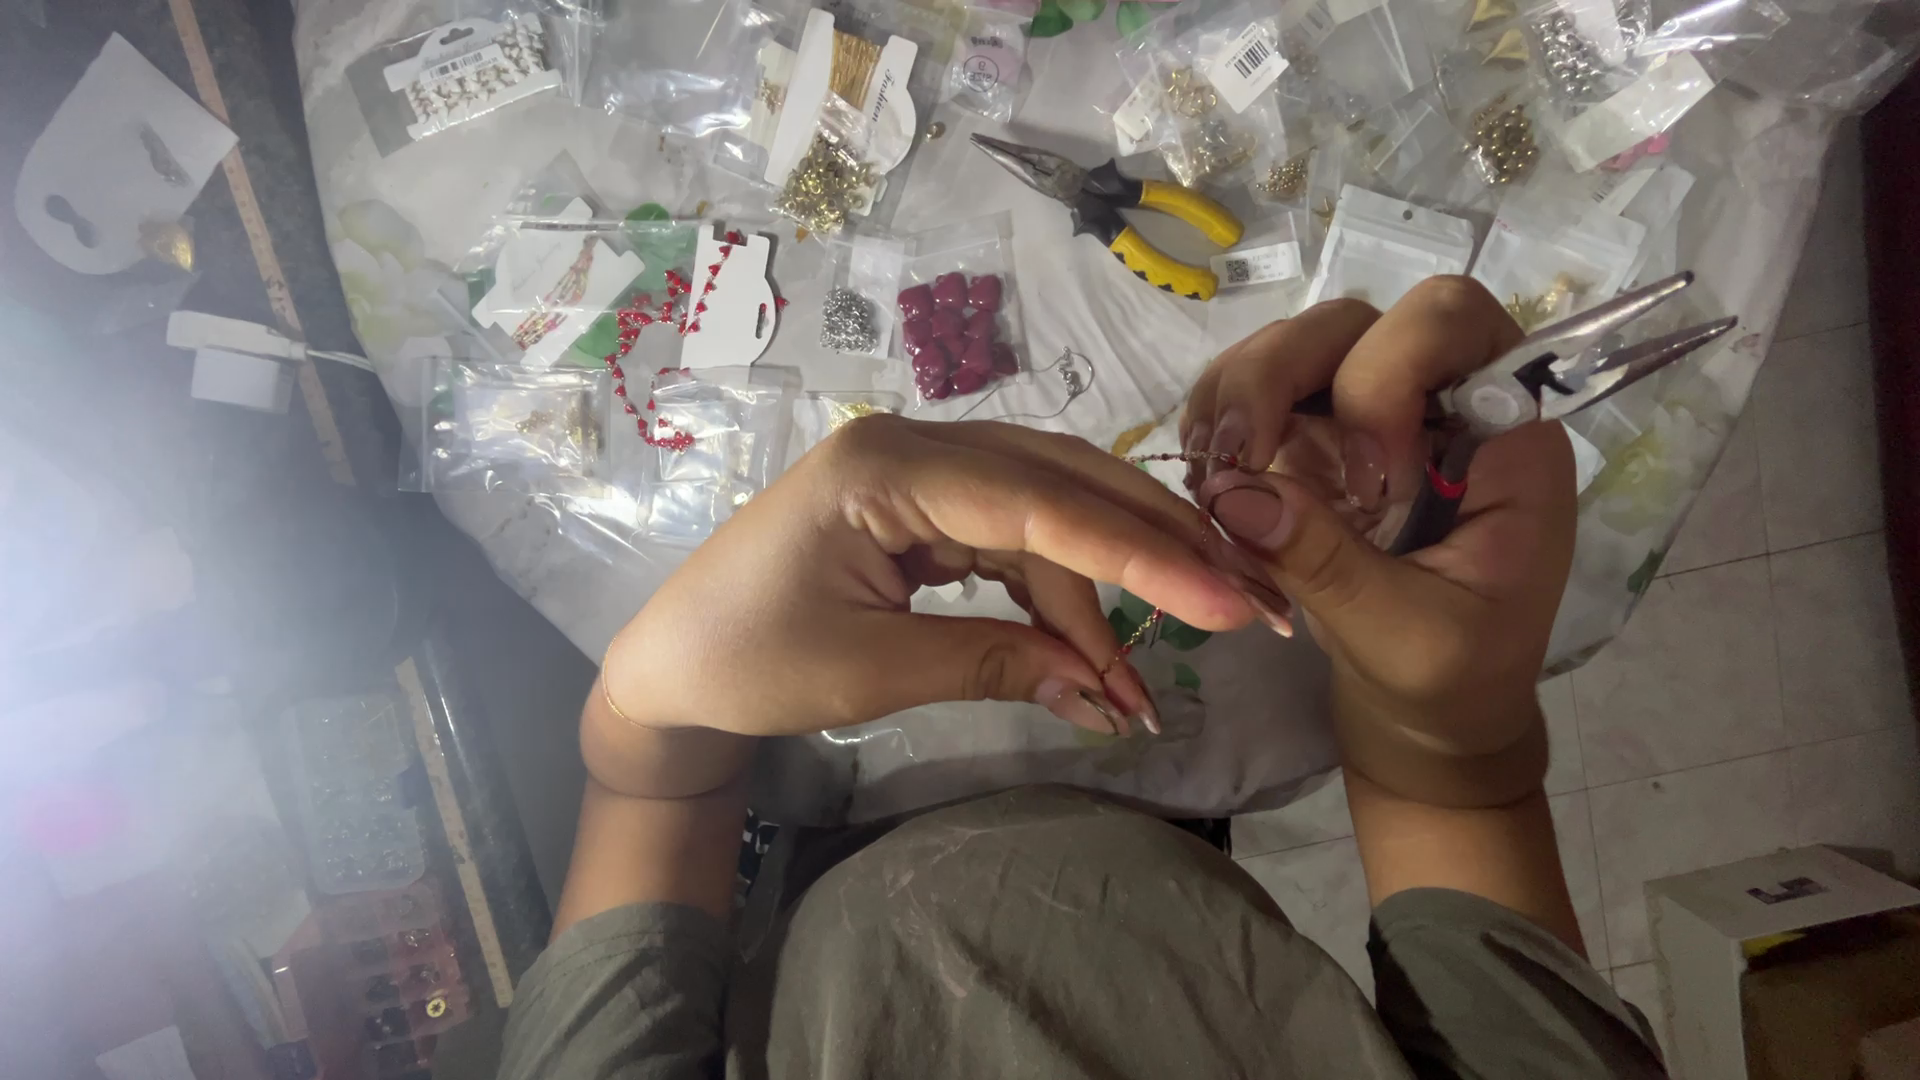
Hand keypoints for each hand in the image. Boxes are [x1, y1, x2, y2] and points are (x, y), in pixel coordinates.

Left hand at [593, 416, 1265, 795]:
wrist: (673, 666)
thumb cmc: (747, 663)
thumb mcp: (874, 670)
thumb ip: (996, 661)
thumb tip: (1102, 688)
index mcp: (886, 466)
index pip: (1038, 503)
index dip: (1138, 553)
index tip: (1224, 597)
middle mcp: (916, 447)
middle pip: (1062, 484)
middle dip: (1153, 548)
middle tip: (1241, 603)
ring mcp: (924, 474)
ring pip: (1049, 514)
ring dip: (1109, 587)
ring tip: (1157, 664)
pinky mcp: (927, 510)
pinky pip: (1017, 541)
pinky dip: (1061, 595)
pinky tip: (1094, 646)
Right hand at [1187, 278, 1576, 805]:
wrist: (1426, 705)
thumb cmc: (1449, 675)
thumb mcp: (1405, 633)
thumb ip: (1328, 562)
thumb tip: (1233, 491)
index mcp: (1498, 437)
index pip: (1450, 324)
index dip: (1387, 373)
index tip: (1361, 479)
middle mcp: (1427, 404)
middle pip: (1349, 322)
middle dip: (1277, 374)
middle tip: (1235, 455)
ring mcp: (1357, 420)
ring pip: (1290, 347)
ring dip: (1235, 394)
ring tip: (1209, 467)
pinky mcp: (1306, 446)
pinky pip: (1252, 395)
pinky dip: (1216, 420)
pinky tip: (1204, 469)